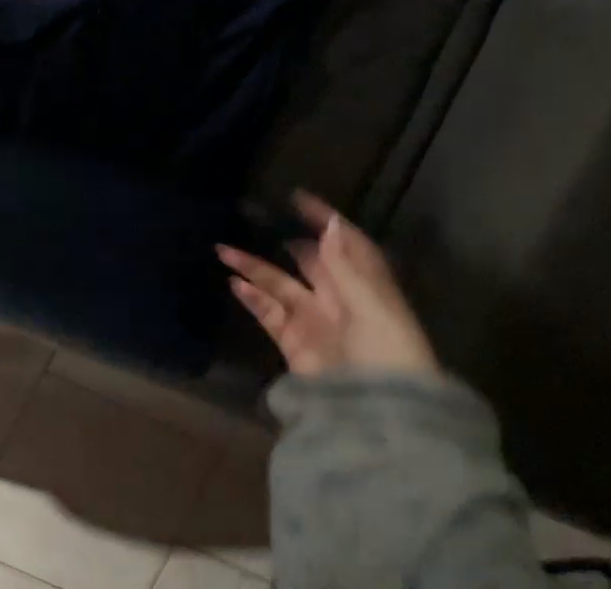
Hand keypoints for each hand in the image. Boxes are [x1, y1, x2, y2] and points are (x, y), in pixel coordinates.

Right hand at [217, 191, 439, 377]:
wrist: (379, 413)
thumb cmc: (387, 354)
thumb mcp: (371, 308)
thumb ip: (345, 268)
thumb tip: (330, 224)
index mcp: (368, 291)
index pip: (348, 247)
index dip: (327, 223)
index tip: (298, 198)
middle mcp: (341, 303)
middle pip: (312, 264)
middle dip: (287, 243)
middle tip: (258, 221)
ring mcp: (316, 323)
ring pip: (280, 286)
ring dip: (254, 267)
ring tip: (223, 251)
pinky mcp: (294, 342)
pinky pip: (269, 313)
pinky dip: (252, 298)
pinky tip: (235, 284)